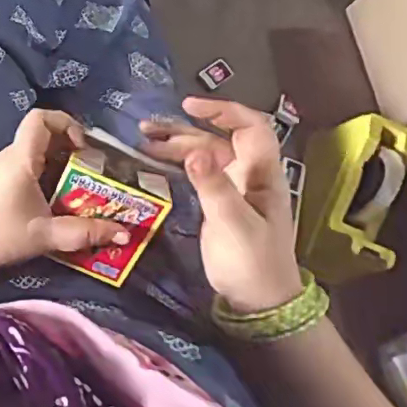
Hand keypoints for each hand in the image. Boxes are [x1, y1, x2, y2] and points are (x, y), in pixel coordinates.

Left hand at [0, 110, 130, 270]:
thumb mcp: (45, 235)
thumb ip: (84, 233)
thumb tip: (123, 232)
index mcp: (21, 159)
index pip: (40, 118)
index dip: (66, 123)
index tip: (83, 147)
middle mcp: (13, 156)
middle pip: (46, 134)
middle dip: (73, 148)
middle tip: (92, 171)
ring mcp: (6, 168)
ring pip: (40, 152)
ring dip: (63, 164)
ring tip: (84, 187)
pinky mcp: (4, 181)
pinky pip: (32, 166)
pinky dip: (50, 175)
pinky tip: (63, 198)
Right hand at [141, 98, 303, 312]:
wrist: (259, 301)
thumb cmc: (252, 262)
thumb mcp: (232, 224)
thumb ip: (213, 187)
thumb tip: (193, 151)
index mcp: (261, 174)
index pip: (249, 127)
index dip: (222, 110)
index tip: (188, 105)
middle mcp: (249, 176)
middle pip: (219, 140)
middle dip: (186, 129)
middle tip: (147, 128)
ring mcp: (234, 190)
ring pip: (206, 156)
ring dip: (178, 146)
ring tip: (144, 141)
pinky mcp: (220, 205)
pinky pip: (200, 175)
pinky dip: (179, 165)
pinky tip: (157, 163)